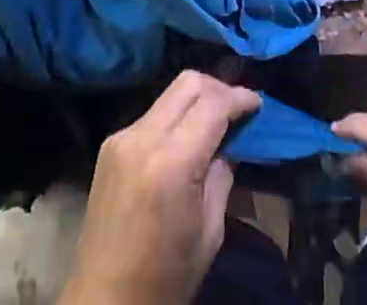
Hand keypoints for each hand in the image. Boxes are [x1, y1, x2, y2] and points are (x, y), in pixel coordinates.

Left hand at [59, 71, 261, 304]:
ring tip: (216, 121)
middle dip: (219, 88)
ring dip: (196, 100)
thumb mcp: (210, 229)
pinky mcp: (110, 144)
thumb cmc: (167, 274)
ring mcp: (121, 137)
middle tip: (239, 107)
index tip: (258, 103)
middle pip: (187, 83)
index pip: (212, 104)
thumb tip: (231, 142)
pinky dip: (175, 116)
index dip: (240, 97)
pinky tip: (187, 138)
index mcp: (171, 162)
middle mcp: (142, 137)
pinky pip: (151, 115)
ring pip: (168, 95)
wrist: (108, 298)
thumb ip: (221, 175)